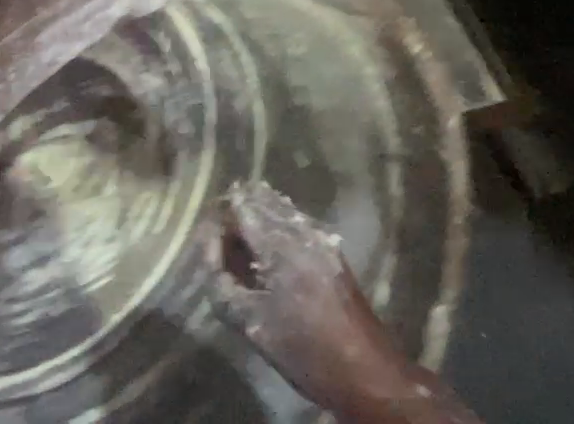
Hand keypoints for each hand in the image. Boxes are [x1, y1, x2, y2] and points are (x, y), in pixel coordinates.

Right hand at [206, 181, 482, 423]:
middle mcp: (300, 230)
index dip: (217, 218)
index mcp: (279, 244)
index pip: (239, 206)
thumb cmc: (305, 350)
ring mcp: (320, 237)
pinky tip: (266, 252)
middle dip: (235, 214)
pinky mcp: (330, 251)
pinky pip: (293, 223)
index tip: (206, 242)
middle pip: (260, 200)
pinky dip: (274, 227)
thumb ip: (221, 283)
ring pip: (278, 209)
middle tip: (219, 242)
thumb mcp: (250, 323)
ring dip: (255, 218)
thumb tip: (209, 252)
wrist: (368, 374)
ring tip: (239, 246)